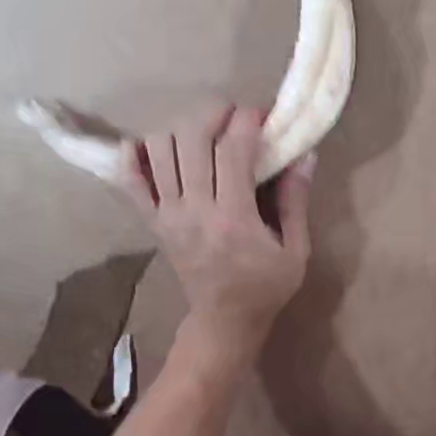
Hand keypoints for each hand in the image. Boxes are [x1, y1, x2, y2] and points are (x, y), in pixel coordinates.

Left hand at [122, 103, 315, 375]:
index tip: (262, 114)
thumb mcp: (295, 252)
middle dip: (213, 113)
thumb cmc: (265, 288)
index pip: (232, 150)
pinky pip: (130, 181)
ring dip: (180, 130)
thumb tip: (305, 155)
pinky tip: (149, 146)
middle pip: (190, 138)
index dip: (247, 121)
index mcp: (233, 219)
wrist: (224, 322)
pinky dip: (133, 157)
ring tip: (202, 135)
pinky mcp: (153, 223)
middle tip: (232, 117)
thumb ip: (296, 203)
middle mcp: (194, 211)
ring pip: (159, 149)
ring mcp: (168, 216)